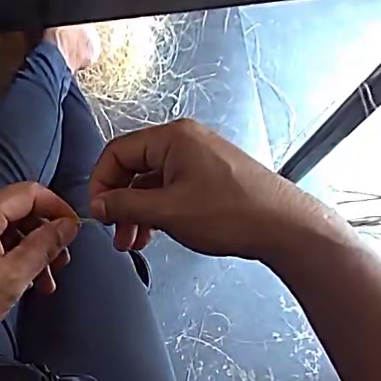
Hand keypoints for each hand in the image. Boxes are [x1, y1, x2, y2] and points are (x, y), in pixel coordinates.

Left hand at [0, 183, 79, 372]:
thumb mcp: (13, 277)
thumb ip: (44, 246)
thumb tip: (69, 226)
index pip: (29, 193)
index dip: (57, 208)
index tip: (75, 230)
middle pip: (20, 211)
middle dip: (46, 235)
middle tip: (62, 261)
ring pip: (9, 229)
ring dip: (32, 251)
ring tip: (46, 281)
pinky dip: (14, 258)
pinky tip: (26, 282)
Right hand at [87, 119, 349, 265]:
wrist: (282, 226)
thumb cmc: (233, 214)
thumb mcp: (168, 212)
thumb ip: (126, 206)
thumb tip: (98, 204)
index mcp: (173, 138)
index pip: (118, 152)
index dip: (101, 183)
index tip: (98, 212)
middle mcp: (185, 142)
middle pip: (134, 168)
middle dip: (121, 203)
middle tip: (116, 233)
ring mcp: (199, 159)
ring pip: (152, 183)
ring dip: (138, 212)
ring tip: (134, 242)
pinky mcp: (209, 177)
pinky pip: (171, 190)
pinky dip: (158, 211)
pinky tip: (155, 234)